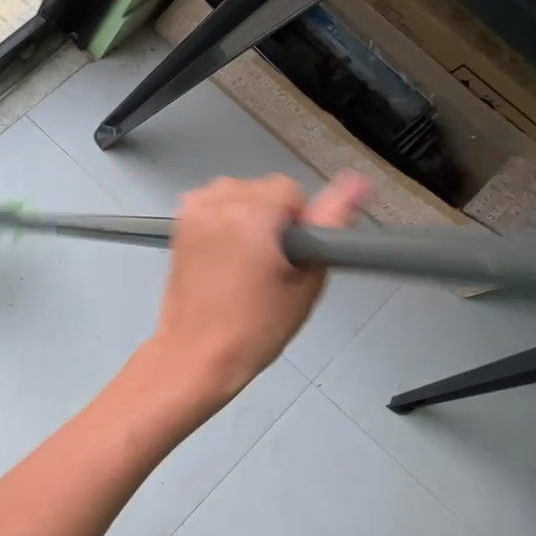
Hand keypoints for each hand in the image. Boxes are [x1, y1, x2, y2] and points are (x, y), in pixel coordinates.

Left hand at [150, 173, 371, 400]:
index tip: (292, 252)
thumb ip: (332, 223)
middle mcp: (214, 206)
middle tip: (272, 261)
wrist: (197, 352)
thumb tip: (357, 182)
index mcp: (249, 214)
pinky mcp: (177, 230)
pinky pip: (208, 205)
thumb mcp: (307, 277)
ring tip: (249, 259)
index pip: (290, 189)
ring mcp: (190, 217)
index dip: (300, 221)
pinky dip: (221, 220)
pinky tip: (227, 253)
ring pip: (234, 193)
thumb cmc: (254, 326)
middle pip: (260, 188)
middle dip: (273, 216)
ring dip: (247, 215)